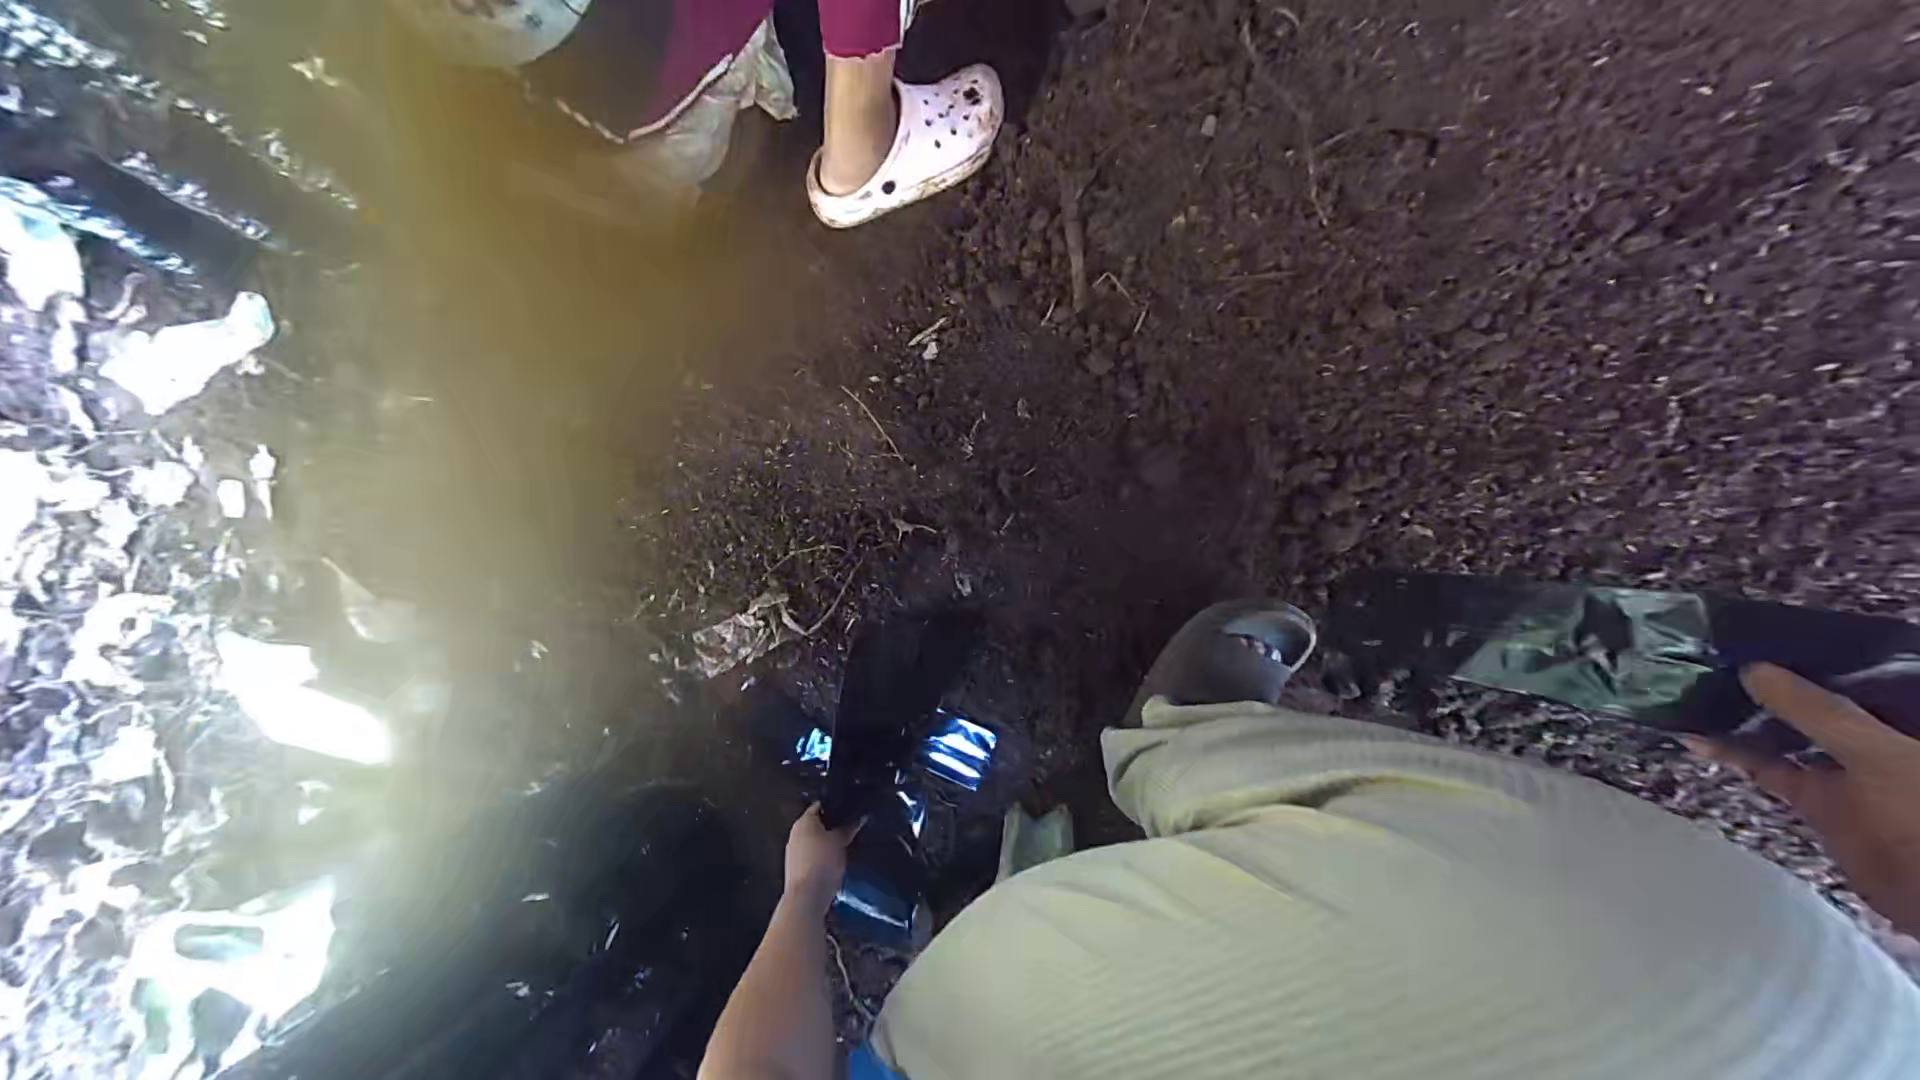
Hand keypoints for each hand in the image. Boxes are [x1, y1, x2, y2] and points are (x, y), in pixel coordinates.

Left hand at [783, 804, 858, 910]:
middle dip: (832, 825)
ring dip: (827, 842)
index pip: (819, 805)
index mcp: (803, 821)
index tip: (850, 808)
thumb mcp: (840, 841)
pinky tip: (835, 860)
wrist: (807, 898)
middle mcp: (795, 833)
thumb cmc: (823, 861)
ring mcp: (793, 852)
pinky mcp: (796, 869)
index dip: (835, 805)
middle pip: (816, 824)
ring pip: (814, 841)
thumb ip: (849, 828)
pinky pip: (812, 855)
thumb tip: (861, 817)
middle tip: (851, 826)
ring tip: (847, 844)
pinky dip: (822, 856)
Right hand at [1684, 663, 1919, 934]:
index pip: (1866, 677)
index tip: (1768, 635)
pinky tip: (1692, 736)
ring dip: (1746, 716)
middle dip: (1774, 683)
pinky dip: (1728, 752)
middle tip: (1719, 657)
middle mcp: (1883, 742)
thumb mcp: (1883, 756)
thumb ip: (1819, 712)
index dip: (1820, 656)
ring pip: (1789, 733)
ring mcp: (1851, 773)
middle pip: (1821, 703)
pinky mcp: (1819, 798)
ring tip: (1696, 690)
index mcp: (1907, 723)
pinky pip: (1765, 766)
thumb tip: (1754, 668)